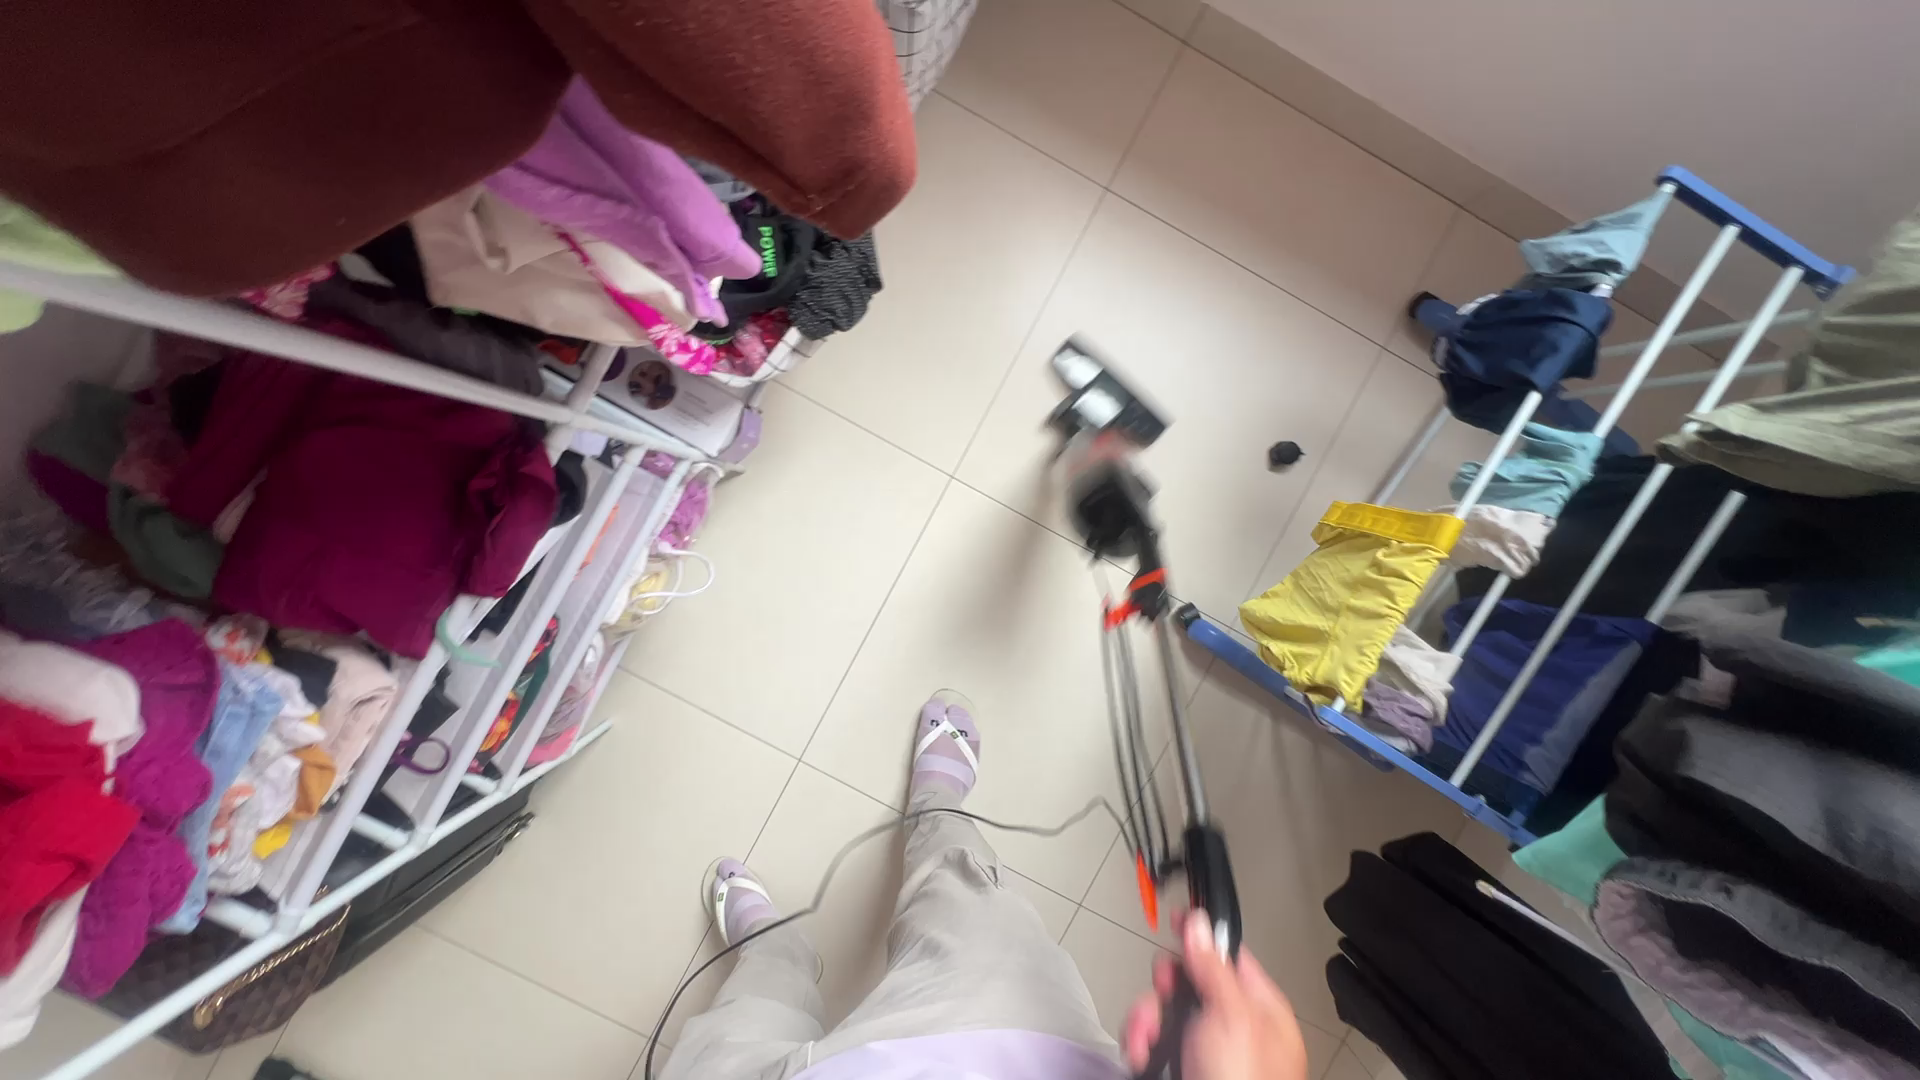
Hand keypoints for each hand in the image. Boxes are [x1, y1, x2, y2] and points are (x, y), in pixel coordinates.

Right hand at [1122, 911, 1309, 1079]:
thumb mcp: (1231, 1018)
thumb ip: (1213, 967)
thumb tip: (1200, 923)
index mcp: (1260, 1010)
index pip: (1229, 955)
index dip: (1201, 937)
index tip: (1175, 920)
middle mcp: (1233, 1027)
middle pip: (1189, 980)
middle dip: (1165, 987)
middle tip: (1164, 994)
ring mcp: (1205, 1051)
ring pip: (1165, 1010)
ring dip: (1147, 1018)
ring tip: (1144, 1038)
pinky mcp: (1180, 1068)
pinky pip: (1153, 1039)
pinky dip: (1141, 1041)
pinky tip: (1139, 1053)